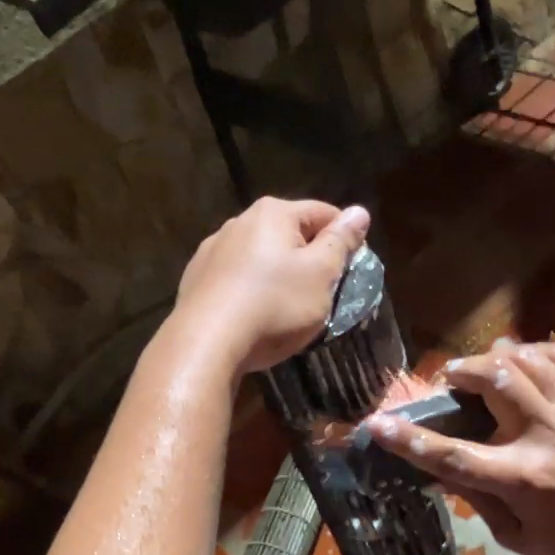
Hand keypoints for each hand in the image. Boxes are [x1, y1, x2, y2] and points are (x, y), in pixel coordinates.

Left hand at [167, 198, 371, 374]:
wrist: (207, 342)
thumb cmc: (274, 306)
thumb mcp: (320, 275)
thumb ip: (340, 242)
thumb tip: (358, 212)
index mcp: (274, 213)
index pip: (324, 213)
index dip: (344, 240)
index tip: (350, 271)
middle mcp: (239, 221)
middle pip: (289, 234)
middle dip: (308, 259)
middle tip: (321, 294)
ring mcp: (212, 249)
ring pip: (259, 256)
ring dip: (277, 274)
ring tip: (285, 308)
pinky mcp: (196, 278)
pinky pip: (236, 278)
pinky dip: (250, 290)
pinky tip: (252, 315)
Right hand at [362, 342, 554, 554]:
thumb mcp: (514, 535)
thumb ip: (475, 495)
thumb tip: (437, 467)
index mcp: (523, 479)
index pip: (452, 454)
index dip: (409, 439)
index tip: (377, 424)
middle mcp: (549, 437)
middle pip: (494, 380)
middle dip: (461, 373)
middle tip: (452, 382)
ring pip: (526, 359)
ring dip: (495, 359)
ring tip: (484, 371)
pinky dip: (534, 353)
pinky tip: (523, 365)